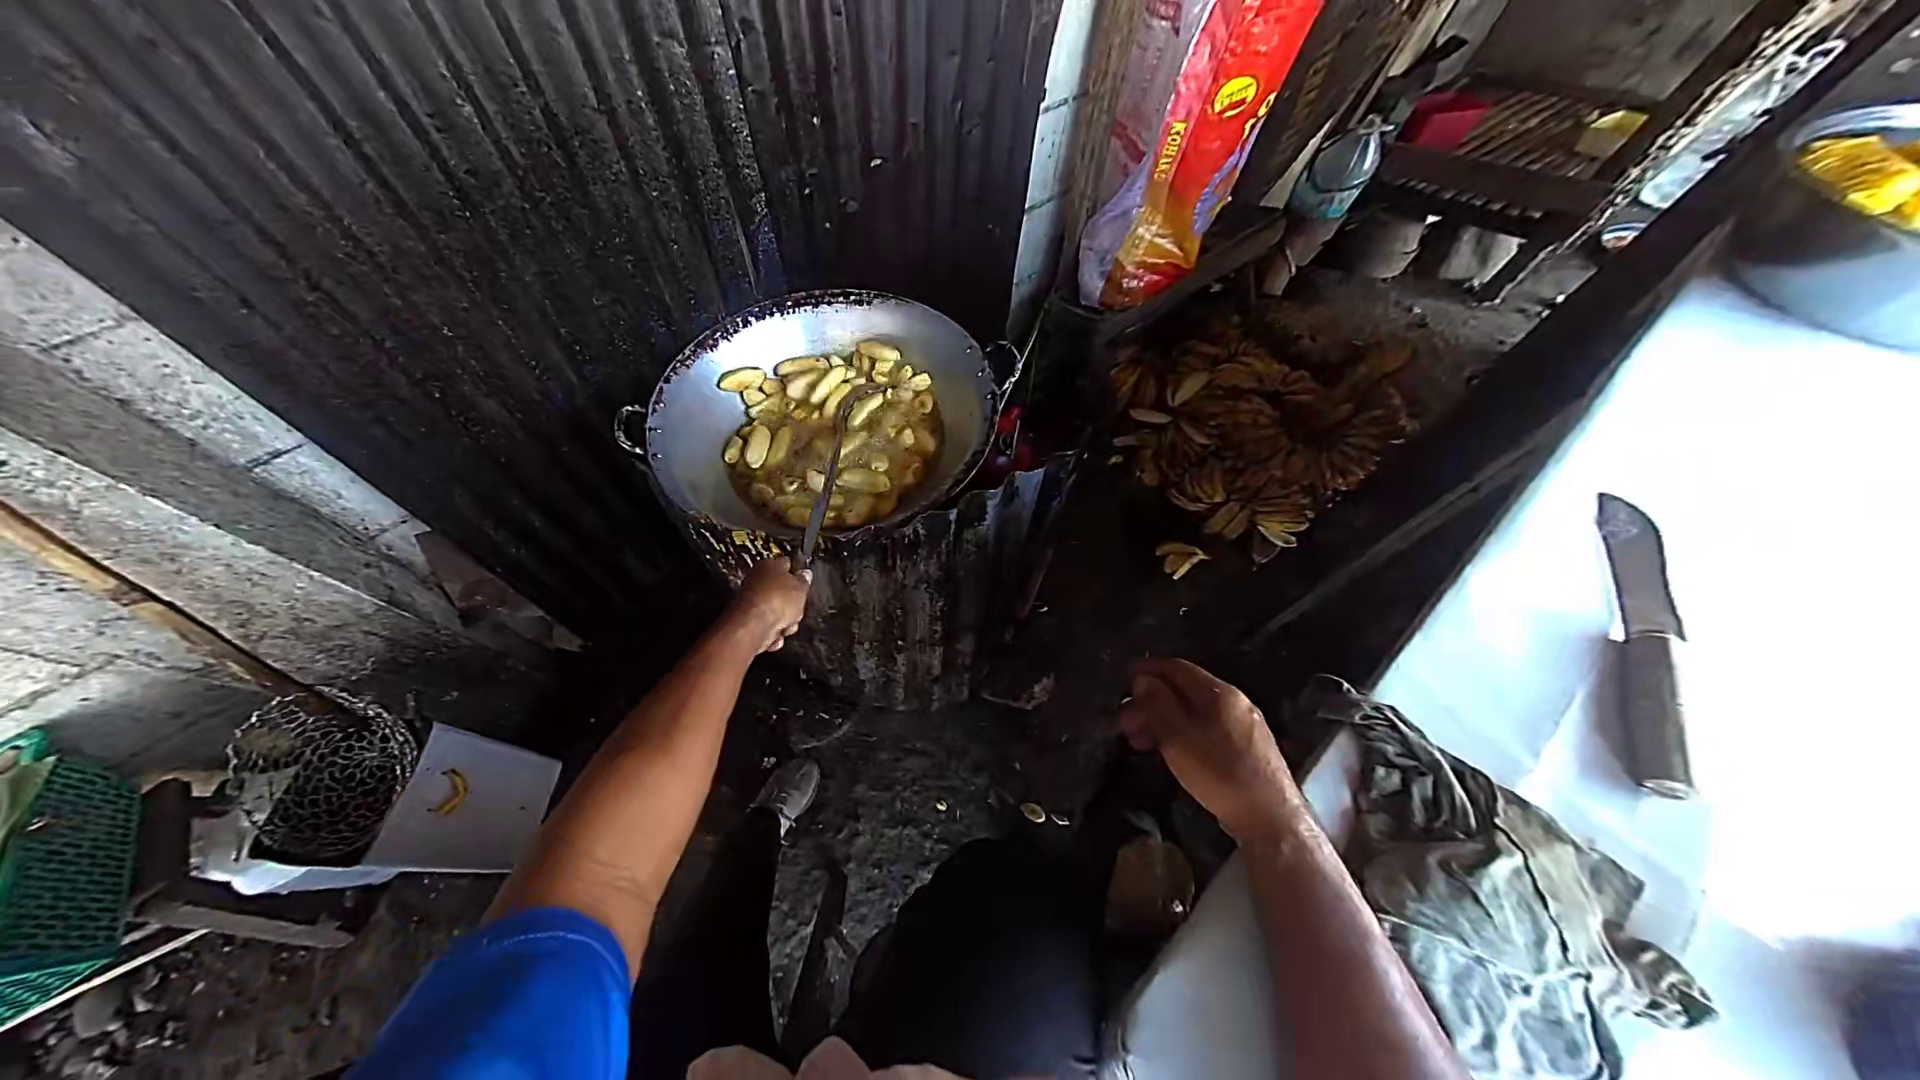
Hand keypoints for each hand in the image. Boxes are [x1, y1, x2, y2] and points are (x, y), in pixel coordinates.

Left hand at [728, 558, 810, 652]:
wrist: (754, 627)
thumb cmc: (774, 601)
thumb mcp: (801, 587)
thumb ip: (804, 580)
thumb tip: (806, 575)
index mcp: (768, 565)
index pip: (786, 565)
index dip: (797, 574)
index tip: (804, 581)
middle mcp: (755, 581)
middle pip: (782, 593)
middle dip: (792, 605)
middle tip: (796, 609)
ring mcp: (751, 603)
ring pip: (776, 613)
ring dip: (785, 623)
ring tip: (786, 625)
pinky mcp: (748, 623)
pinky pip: (768, 628)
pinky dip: (773, 633)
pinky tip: (776, 634)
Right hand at [1119, 658, 1304, 843]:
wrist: (1270, 816)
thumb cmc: (1219, 772)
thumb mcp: (1178, 736)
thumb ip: (1157, 703)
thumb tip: (1143, 680)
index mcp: (1218, 692)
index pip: (1176, 667)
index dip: (1147, 669)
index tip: (1125, 677)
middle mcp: (1234, 700)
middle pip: (1184, 689)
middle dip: (1151, 702)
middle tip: (1127, 722)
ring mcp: (1244, 723)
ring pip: (1194, 710)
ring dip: (1163, 720)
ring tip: (1142, 741)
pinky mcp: (1248, 746)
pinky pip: (1206, 726)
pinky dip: (1182, 731)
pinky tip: (1171, 750)